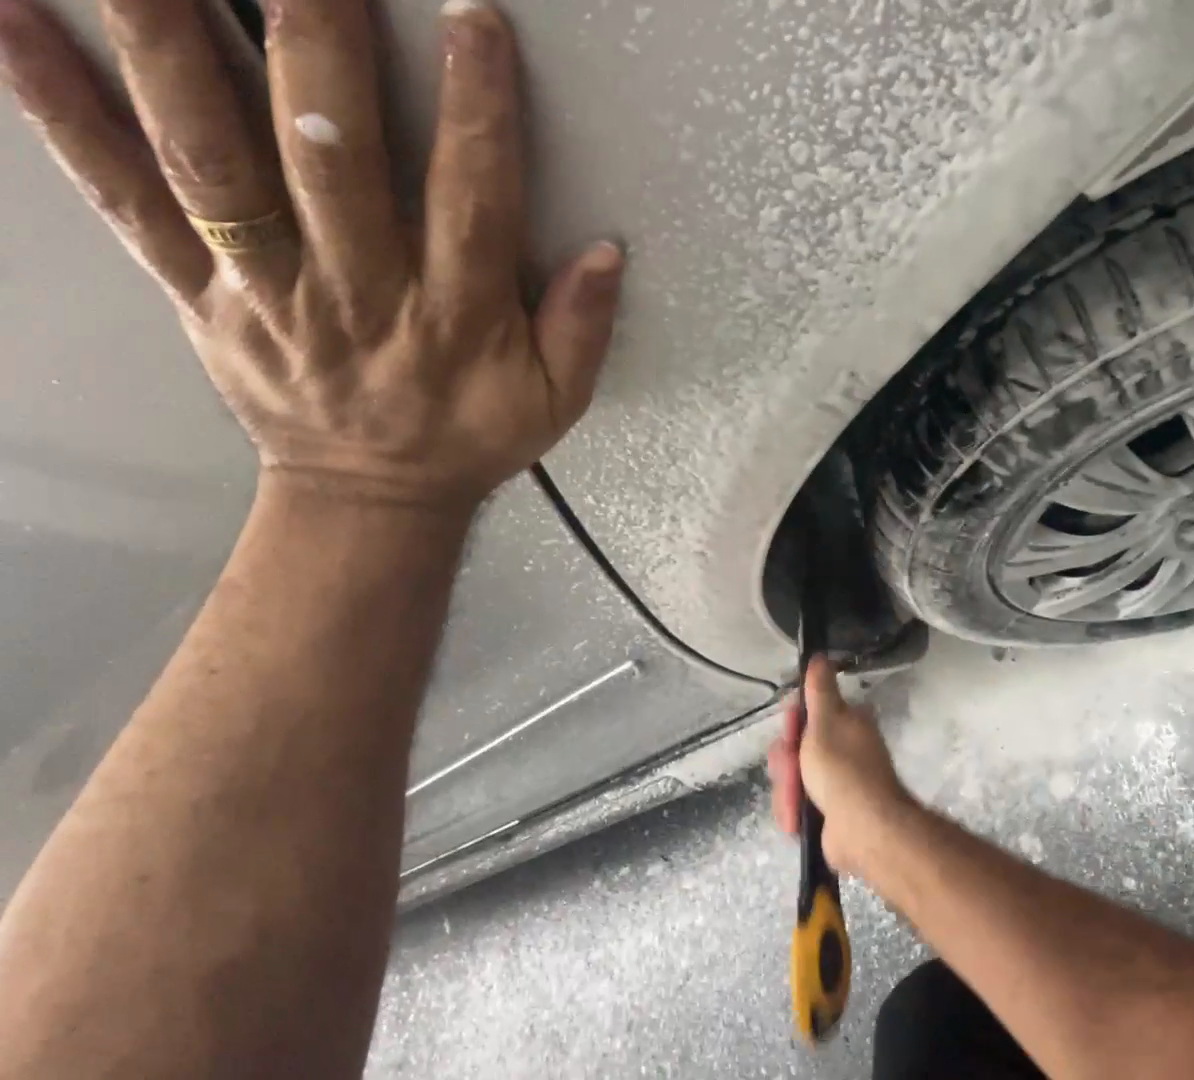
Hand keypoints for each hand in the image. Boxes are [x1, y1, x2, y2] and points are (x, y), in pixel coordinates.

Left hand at [0, 0, 624, 509]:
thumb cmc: (471, 436)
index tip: (471, 23)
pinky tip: (13, 21)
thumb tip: (605, 250)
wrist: (369, 495)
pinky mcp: (196, 292)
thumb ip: (582, 328)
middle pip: (330, 162)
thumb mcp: (556, 401)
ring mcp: (265, 289)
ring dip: (171, 52)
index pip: (470, 199)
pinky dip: (63, 115)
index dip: (476, 112)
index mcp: (455, 316)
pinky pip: (126, 204)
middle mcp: (357, 292)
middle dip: (316, 52)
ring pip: (217, 166)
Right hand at [768, 657, 916, 879]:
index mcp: (847, 723)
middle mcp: (844, 748)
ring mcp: (837, 779)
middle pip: (796, 747)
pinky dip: (794, 810)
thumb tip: (820, 656)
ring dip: (788, 790)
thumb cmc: (842, 771)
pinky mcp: (828, 808)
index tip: (789, 733)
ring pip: (794, 776)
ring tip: (794, 802)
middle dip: (786, 763)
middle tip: (790, 771)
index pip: (808, 713)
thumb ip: (820, 690)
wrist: (862, 829)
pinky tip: (796, 820)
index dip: (792, 724)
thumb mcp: (825, 723)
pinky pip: (798, 802)